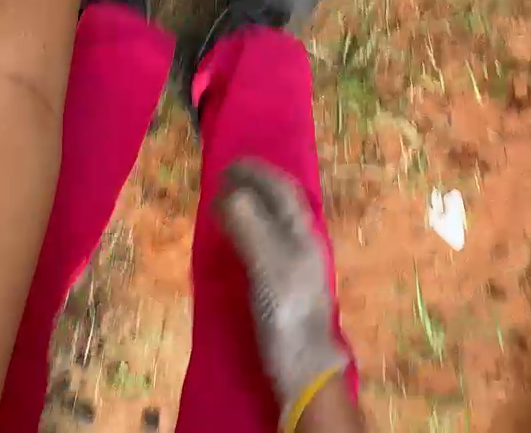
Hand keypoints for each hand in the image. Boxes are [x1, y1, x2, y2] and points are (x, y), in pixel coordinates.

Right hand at [219, 159, 351, 430]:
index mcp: (303, 231)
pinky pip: (268, 237)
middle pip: (281, 200)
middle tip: (225, 177)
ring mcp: (298, 262)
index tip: (227, 164)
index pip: (281, 188)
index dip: (256, 171)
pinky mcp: (287, 283)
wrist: (305, 367)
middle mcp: (304, 240)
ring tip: (228, 199)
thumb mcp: (266, 264)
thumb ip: (249, 225)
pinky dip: (251, 224)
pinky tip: (239, 235)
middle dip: (255, 183)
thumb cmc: (288, 312)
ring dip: (253, 202)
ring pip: (276, 218)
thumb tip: (228, 192)